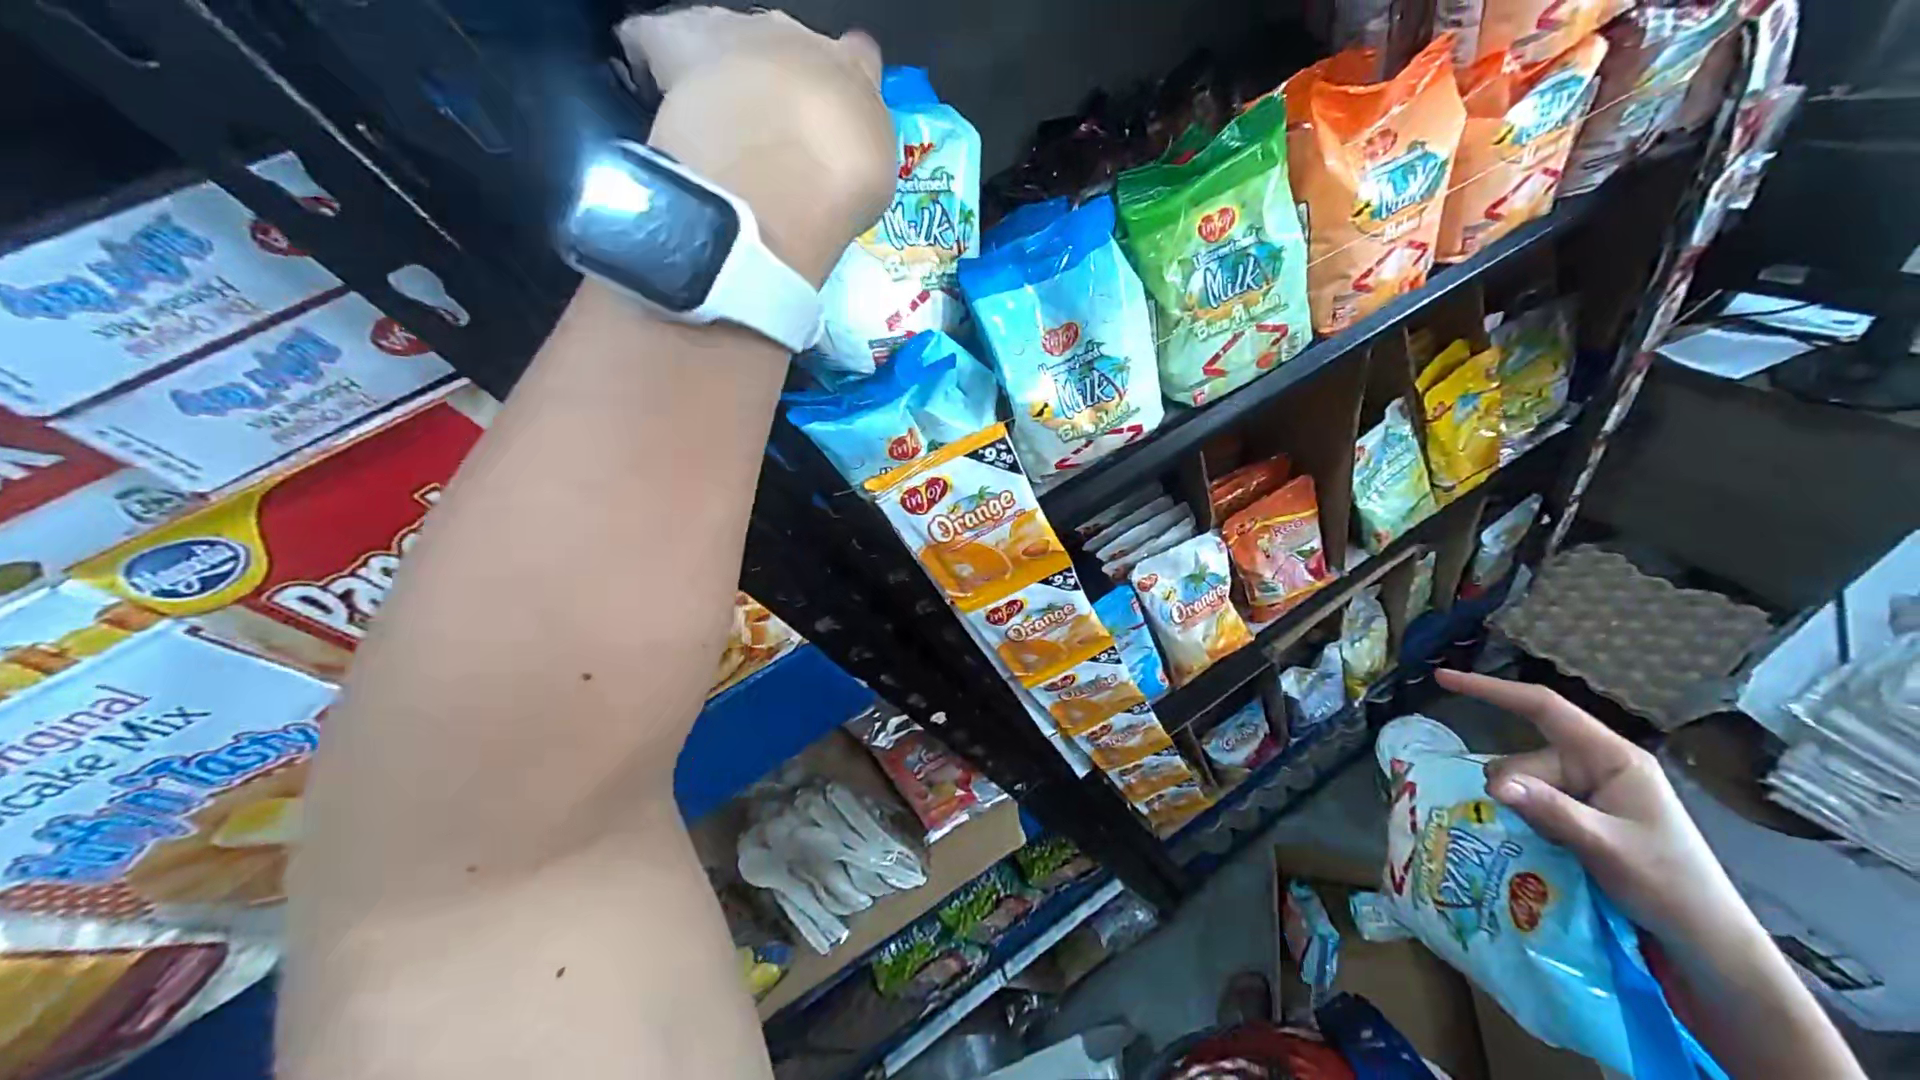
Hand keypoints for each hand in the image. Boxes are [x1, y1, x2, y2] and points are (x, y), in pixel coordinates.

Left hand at [618, 7, 895, 282]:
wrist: (789, 166)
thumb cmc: (843, 180)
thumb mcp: (872, 178)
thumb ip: (855, 154)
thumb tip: (836, 160)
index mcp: (854, 70)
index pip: (857, 59)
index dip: (841, 85)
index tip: (831, 117)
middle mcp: (799, 36)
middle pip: (787, 45)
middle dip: (778, 80)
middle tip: (770, 135)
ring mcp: (739, 30)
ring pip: (724, 38)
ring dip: (722, 73)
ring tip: (713, 122)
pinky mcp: (680, 36)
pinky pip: (655, 38)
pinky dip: (653, 59)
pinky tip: (653, 88)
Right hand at [1435, 670, 1755, 946]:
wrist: (1706, 940)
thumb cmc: (1671, 886)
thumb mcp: (1608, 847)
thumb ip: (1550, 811)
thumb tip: (1495, 784)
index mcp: (1611, 757)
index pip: (1543, 707)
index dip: (1491, 689)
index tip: (1444, 679)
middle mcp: (1596, 764)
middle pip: (1524, 757)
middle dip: (1517, 791)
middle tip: (1541, 832)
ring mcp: (1587, 787)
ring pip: (1521, 783)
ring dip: (1526, 811)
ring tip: (1556, 845)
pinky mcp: (1579, 810)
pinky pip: (1531, 800)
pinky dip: (1529, 819)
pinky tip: (1546, 842)